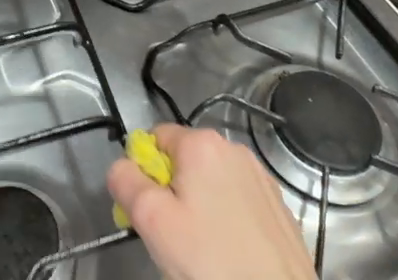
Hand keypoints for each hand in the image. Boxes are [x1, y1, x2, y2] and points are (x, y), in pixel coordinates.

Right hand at [107, 124, 314, 279]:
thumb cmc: (210, 260)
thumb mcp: (152, 222)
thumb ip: (126, 183)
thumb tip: (120, 165)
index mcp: (202, 143)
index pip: (155, 138)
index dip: (143, 171)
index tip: (148, 209)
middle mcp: (234, 149)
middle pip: (184, 159)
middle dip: (171, 190)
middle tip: (172, 234)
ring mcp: (260, 176)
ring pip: (211, 181)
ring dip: (198, 205)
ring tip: (201, 248)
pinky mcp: (277, 205)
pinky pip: (237, 201)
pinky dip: (227, 219)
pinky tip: (229, 252)